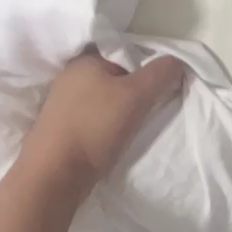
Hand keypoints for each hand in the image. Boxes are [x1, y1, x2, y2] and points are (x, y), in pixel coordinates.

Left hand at [22, 53, 185, 188]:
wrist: (54, 176)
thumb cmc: (95, 127)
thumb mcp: (137, 94)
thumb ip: (161, 72)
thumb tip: (176, 62)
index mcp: (84, 61)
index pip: (128, 54)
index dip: (149, 70)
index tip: (160, 89)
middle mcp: (70, 77)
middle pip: (119, 77)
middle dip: (138, 91)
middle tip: (150, 108)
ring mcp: (63, 103)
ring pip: (108, 98)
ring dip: (125, 109)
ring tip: (134, 126)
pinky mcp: (62, 126)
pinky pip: (96, 116)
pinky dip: (110, 123)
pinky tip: (116, 137)